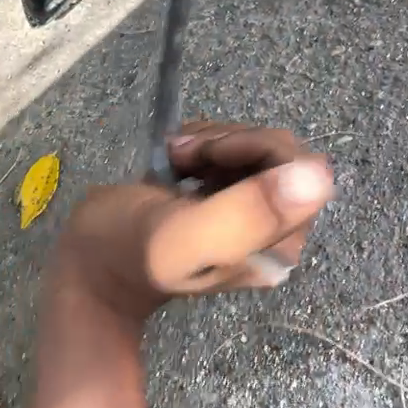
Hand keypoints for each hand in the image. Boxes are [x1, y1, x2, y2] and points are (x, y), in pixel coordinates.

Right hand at [51, 123, 335, 322]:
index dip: (253, 147)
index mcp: (279, 245)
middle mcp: (278, 232)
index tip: (204, 156)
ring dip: (213, 140)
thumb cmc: (130, 251)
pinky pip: (238, 151)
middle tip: (182, 156)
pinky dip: (206, 144)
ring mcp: (255, 215)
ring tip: (174, 159)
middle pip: (280, 151)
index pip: (302, 168)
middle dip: (229, 141)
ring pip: (257, 146)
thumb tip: (317, 177)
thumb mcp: (184, 235)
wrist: (90, 267)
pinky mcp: (232, 200)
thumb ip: (247, 213)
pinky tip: (177, 161)